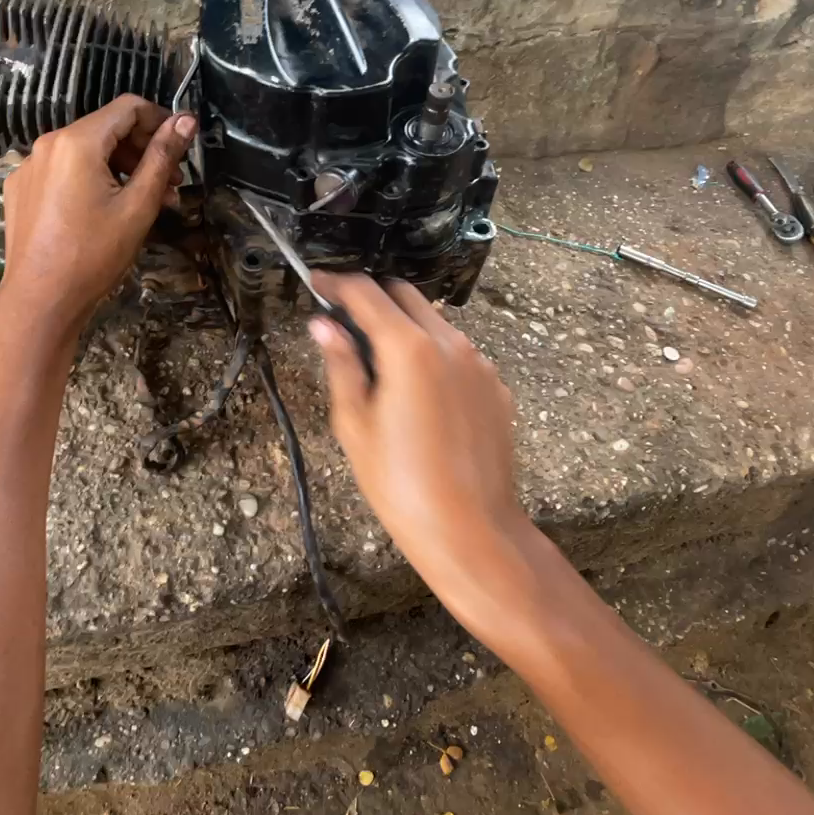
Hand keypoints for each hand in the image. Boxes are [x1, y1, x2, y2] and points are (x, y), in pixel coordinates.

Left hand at [0, 95, 194, 329]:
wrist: (41, 300)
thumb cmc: (93, 255)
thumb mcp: (138, 205)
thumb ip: (162, 158)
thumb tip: (186, 121)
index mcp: (77, 142)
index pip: (128, 107)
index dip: (160, 121)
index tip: (180, 147)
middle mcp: (48, 144)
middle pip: (106, 129)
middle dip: (143, 150)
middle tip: (171, 183)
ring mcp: (30, 167)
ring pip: (86, 152)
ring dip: (121, 168)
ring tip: (145, 201)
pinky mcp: (23, 189)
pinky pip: (64, 171)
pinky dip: (91, 180)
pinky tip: (106, 211)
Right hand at [308, 273, 524, 575]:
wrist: (471, 530)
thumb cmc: (401, 484)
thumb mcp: (355, 423)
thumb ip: (341, 364)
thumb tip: (324, 326)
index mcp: (409, 348)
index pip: (366, 292)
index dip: (336, 284)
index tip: (318, 286)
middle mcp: (450, 344)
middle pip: (404, 295)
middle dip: (372, 298)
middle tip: (345, 324)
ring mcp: (479, 364)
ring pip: (434, 322)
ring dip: (404, 326)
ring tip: (380, 365)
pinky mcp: (495, 387)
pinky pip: (458, 354)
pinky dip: (432, 355)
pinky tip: (418, 394)